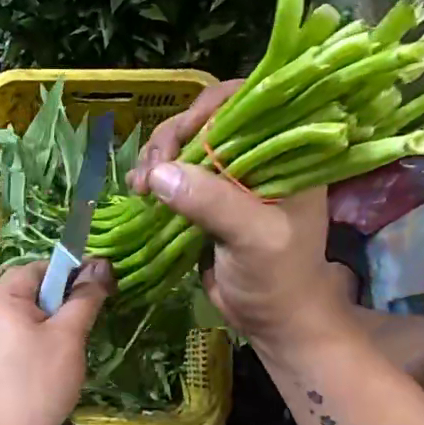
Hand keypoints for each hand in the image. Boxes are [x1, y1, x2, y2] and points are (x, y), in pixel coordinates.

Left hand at [0, 259, 111, 424]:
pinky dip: (38, 336)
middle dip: (62, 299)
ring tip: (71, 343)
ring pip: (26, 311)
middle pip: (31, 287)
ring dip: (53, 319)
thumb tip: (102, 264)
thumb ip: (85, 297)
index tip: (99, 288)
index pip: (39, 267)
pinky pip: (17, 331)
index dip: (70, 272)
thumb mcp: (68, 336)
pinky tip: (53, 358)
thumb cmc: (38, 383)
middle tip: (86, 320)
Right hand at [129, 80, 352, 348]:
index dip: (209, 110)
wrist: (271, 320)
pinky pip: (174, 173)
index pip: (248, 104)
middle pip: (206, 121)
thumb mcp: (254, 239)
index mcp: (284, 154)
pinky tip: (139, 193)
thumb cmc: (278, 278)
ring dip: (156, 160)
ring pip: (184, 146)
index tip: (180, 138)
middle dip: (172, 139)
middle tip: (150, 172)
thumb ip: (213, 203)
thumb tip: (159, 173)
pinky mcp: (205, 197)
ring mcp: (228, 176)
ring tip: (139, 187)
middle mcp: (256, 156)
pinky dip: (153, 178)